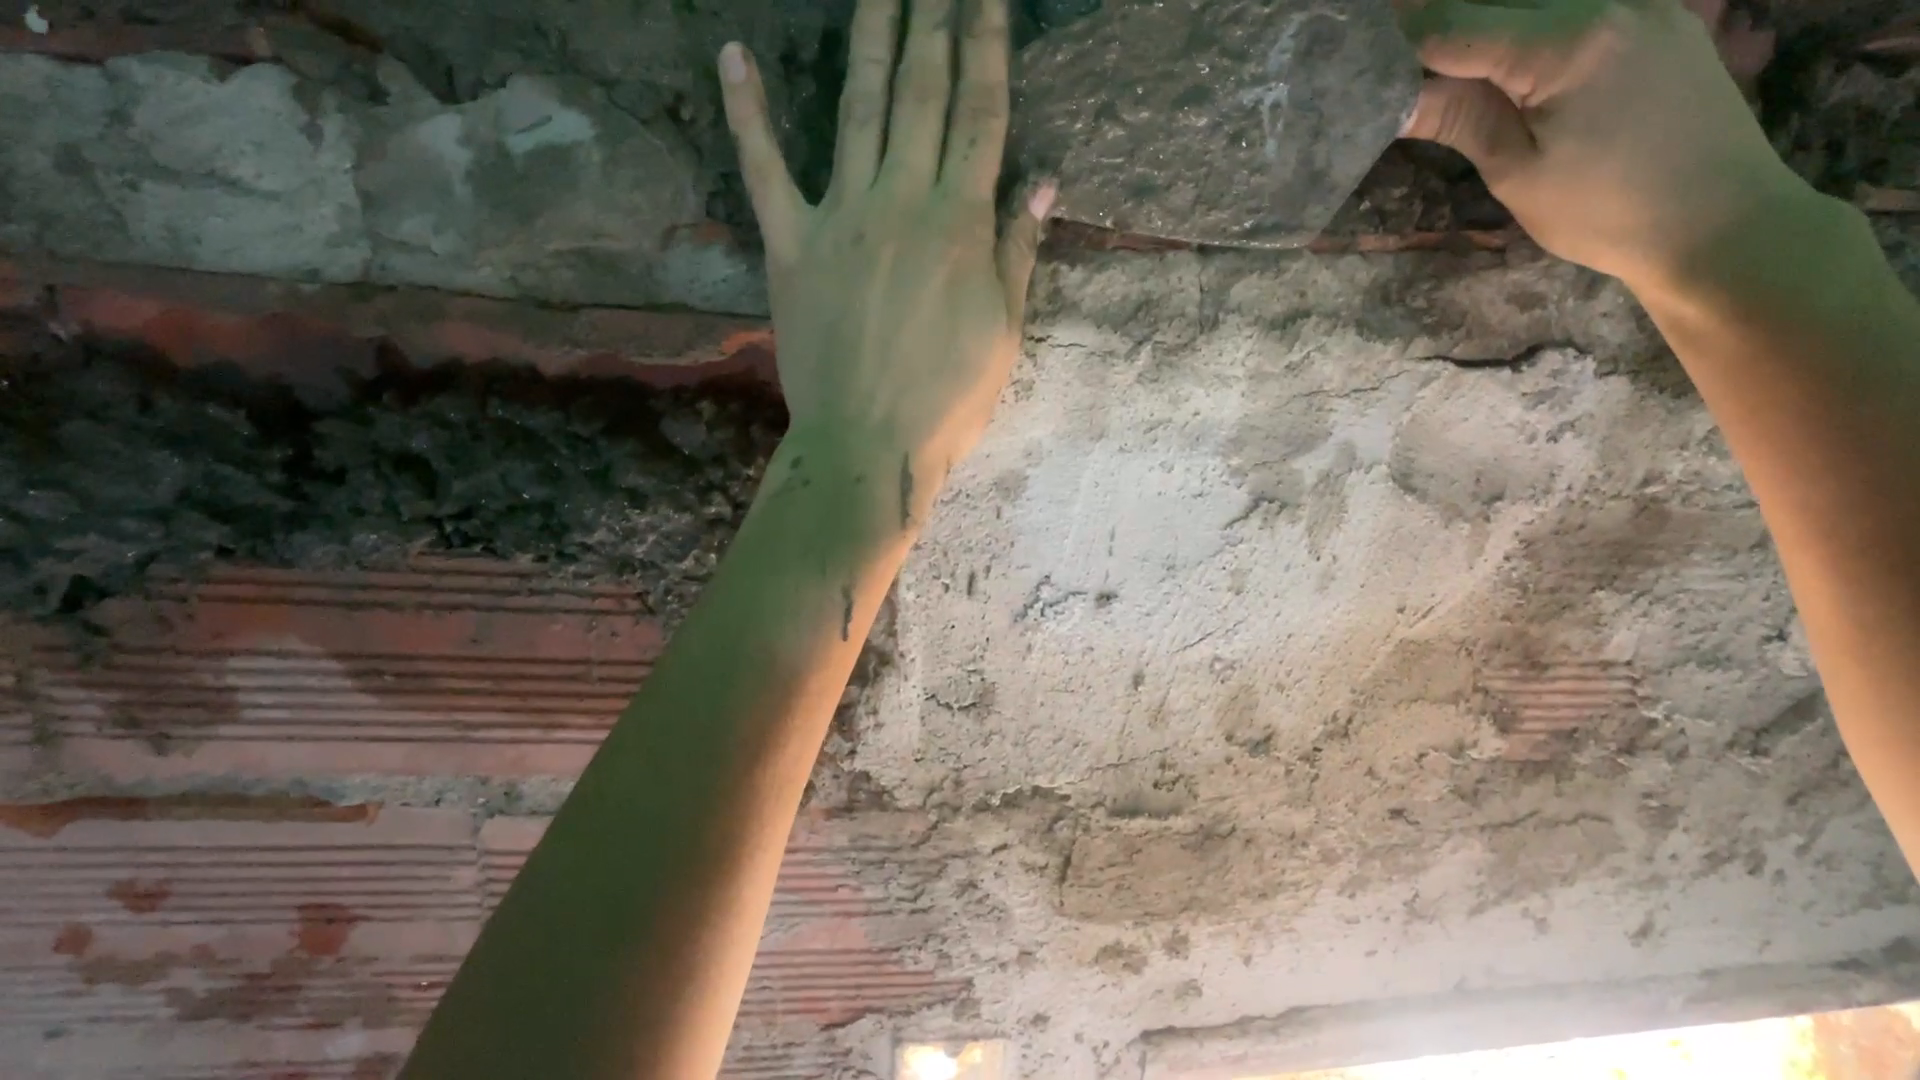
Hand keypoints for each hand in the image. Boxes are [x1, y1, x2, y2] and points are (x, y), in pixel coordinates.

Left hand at [718, 0, 1054, 485]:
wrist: (868, 444)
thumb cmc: (948, 398)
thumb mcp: (1005, 331)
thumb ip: (1018, 252)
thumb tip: (1043, 184)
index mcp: (960, 222)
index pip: (981, 114)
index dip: (987, 47)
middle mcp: (901, 201)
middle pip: (921, 92)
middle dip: (933, 20)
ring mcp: (840, 217)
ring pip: (857, 110)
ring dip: (869, 38)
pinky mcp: (790, 244)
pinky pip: (764, 170)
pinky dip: (747, 114)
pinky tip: (733, 56)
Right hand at [1399, 0, 1809, 289]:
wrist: (1723, 220)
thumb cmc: (1608, 211)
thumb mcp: (1517, 172)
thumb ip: (1457, 117)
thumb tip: (1391, 96)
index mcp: (1570, 39)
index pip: (1455, 23)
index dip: (1398, 37)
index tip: (1353, 55)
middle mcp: (1608, 0)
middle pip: (1491, 2)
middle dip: (1432, 26)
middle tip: (1380, 60)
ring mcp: (1639, 5)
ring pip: (1529, 6)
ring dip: (1474, 29)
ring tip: (1429, 68)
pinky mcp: (1653, 20)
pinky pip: (1569, 14)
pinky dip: (1519, 30)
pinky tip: (1487, 63)